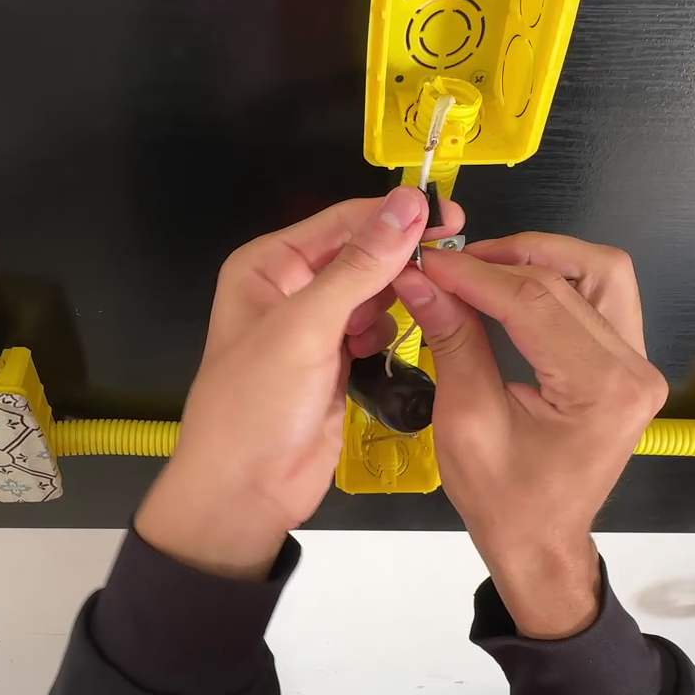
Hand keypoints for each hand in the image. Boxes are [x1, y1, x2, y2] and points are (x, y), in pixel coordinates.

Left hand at [137, 188, 465, 579]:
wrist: (245, 491)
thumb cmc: (257, 403)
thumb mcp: (305, 326)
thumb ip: (360, 265)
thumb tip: (409, 203)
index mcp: (269, 266)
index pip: (342, 222)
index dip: (395, 215)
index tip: (450, 214)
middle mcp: (290, 289)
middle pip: (360, 255)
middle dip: (397, 261)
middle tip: (446, 267)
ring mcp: (314, 327)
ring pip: (372, 293)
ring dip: (391, 301)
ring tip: (400, 318)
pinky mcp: (335, 361)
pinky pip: (372, 329)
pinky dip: (383, 333)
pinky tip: (378, 348)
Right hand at [392, 234, 666, 637]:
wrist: (540, 542)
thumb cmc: (501, 498)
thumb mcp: (465, 421)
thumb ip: (453, 341)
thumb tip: (422, 280)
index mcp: (601, 390)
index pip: (534, 303)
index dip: (474, 274)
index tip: (427, 261)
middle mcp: (635, 368)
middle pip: (569, 279)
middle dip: (500, 261)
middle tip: (446, 264)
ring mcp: (639, 363)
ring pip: (599, 272)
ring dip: (538, 256)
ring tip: (481, 264)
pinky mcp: (627, 362)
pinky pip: (600, 295)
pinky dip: (555, 276)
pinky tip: (511, 281)